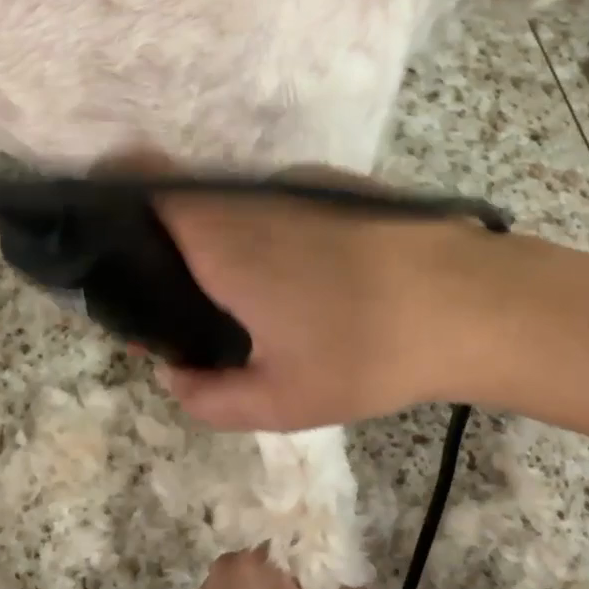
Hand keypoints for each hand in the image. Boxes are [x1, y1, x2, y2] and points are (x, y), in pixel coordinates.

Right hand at [95, 149, 498, 431]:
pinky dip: (258, 237)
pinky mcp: (331, 190)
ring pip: (226, 207)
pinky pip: (268, 208)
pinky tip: (296, 284)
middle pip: (178, 203)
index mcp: (217, 240)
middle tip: (179, 307)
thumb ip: (208, 398)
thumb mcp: (281, 400)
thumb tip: (172, 377)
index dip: (113, 215)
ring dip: (214, 245)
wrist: (475, 302)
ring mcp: (291, 188)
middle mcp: (245, 200)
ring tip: (240, 303)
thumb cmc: (365, 350)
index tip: (116, 266)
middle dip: (162, 248)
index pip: (140, 191)